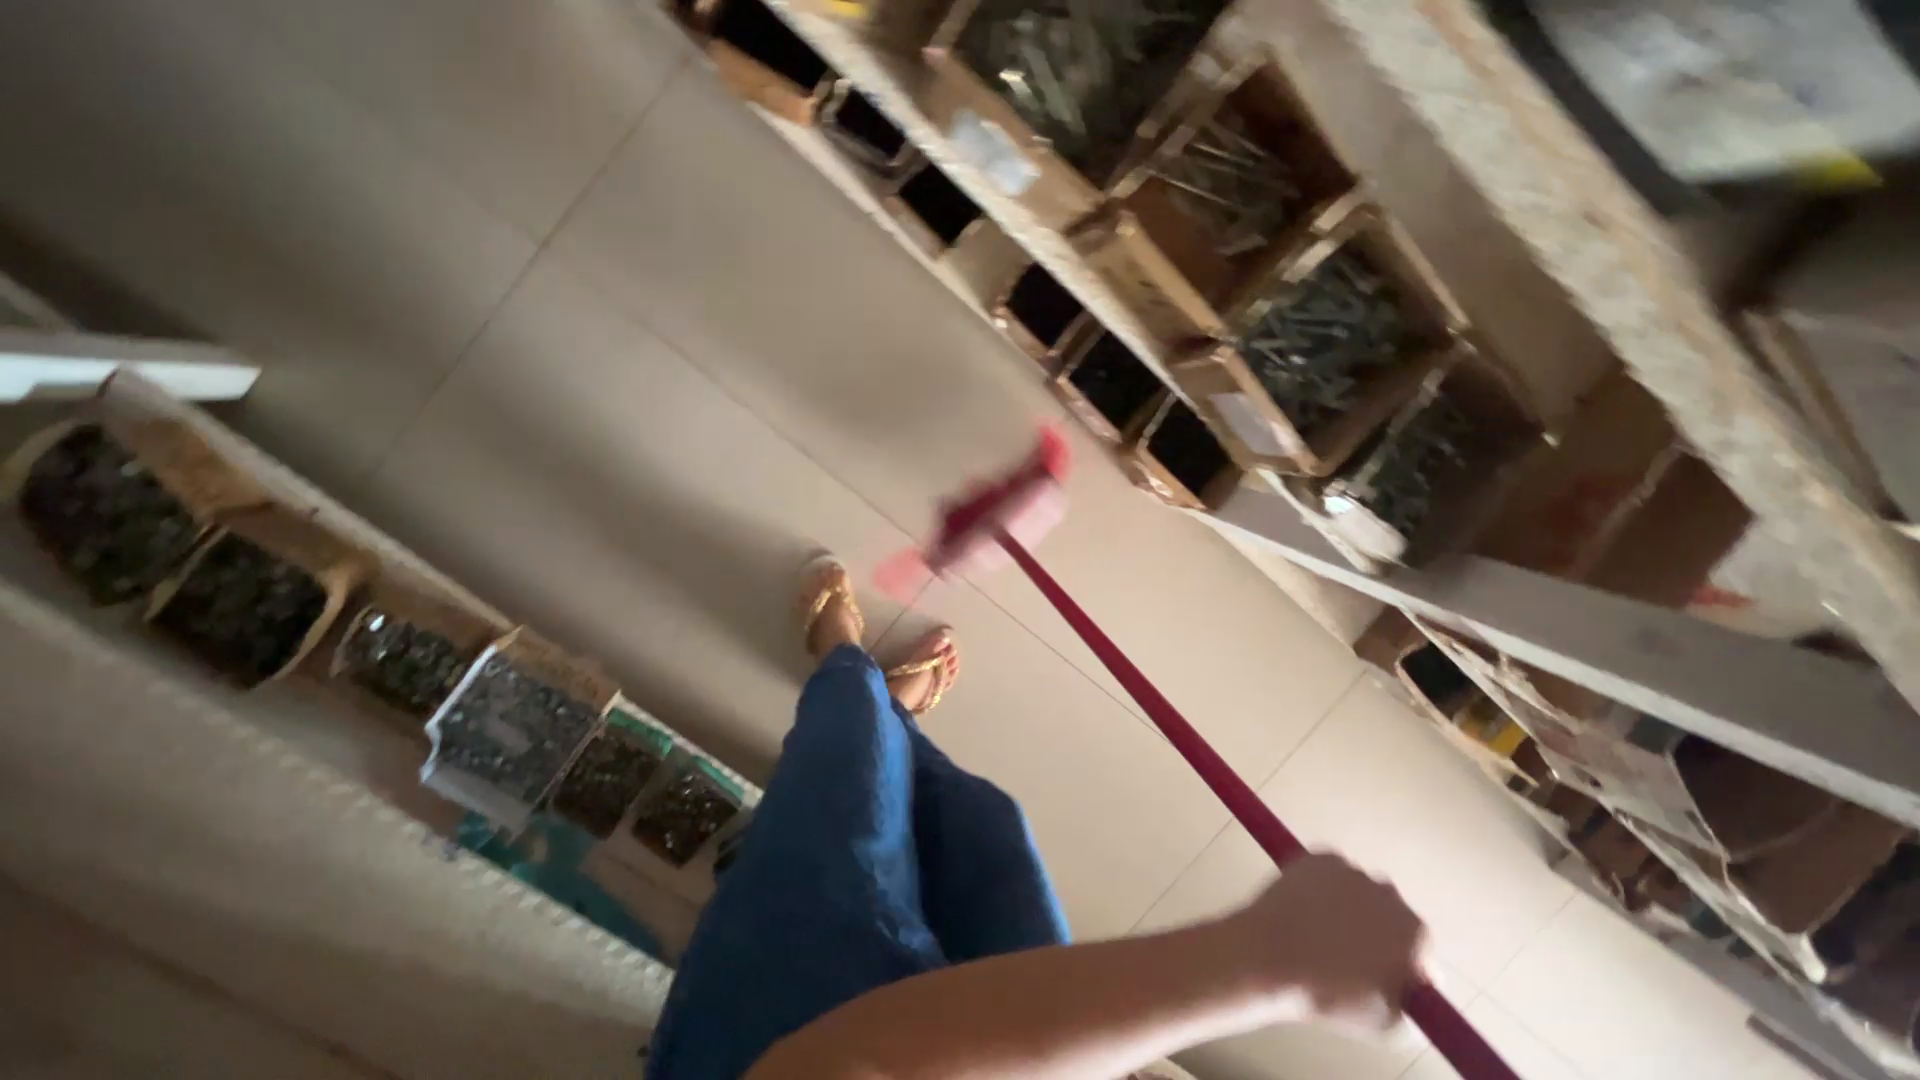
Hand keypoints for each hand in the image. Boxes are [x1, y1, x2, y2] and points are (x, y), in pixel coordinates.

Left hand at [1219, 853, 1425, 1031]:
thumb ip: (1413, 1007)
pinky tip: (1306, 907)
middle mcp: (1390, 894)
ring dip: (1351, 907)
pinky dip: (1325, 886)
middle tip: (1348, 955)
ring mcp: (1352, 870)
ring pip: (1361, 892)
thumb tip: (1414, 991)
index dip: (1403, 968)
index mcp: (1414, 933)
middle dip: (1378, 934)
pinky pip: (1332, 874)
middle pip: (1392, 917)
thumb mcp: (1387, 1024)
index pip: (1420, 952)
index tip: (1381, 979)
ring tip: (1320, 931)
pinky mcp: (1320, 857)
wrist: (1266, 956)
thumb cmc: (1328, 993)